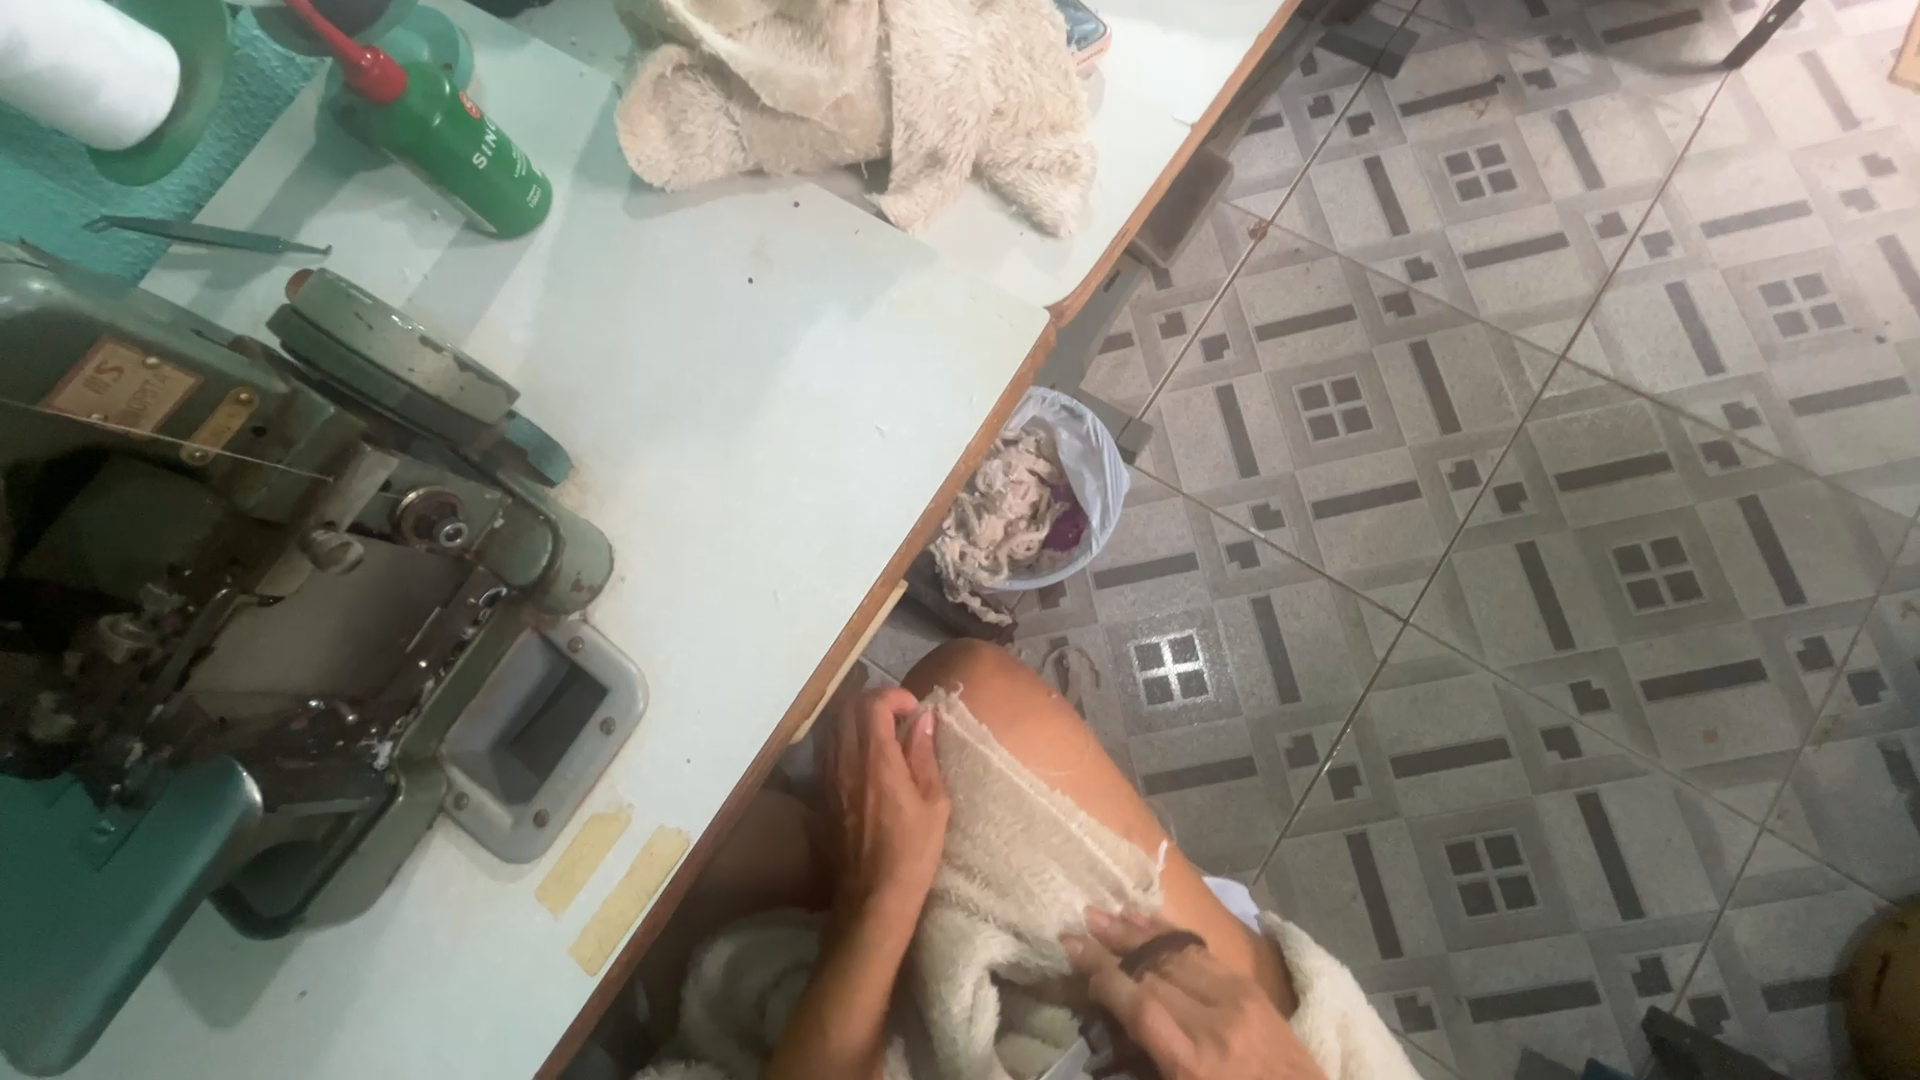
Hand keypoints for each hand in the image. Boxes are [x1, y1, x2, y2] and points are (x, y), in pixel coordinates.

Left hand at [821, 688, 949, 924]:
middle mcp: (846, 761)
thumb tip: (925, 718)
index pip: (873, 704)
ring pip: (834, 724)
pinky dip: (845, 736)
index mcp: (877, 760)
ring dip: (858, 717)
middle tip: (900, 715)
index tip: (915, 710)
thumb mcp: (934, 802)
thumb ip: (925, 754)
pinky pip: (828, 746)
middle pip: (849, 707)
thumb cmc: (913, 851)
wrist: (873, 895)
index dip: (895, 696)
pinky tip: (865, 753)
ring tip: (883, 730)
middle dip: (876, 701)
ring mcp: (829, 775)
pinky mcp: (823, 790)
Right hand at [1062, 909, 1327, 1079]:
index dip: (1102, 974)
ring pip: (1173, 953)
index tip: (1072, 950)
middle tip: (1078, 923)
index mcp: (1192, 1062)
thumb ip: (1148, 1061)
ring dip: (1135, 930)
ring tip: (1102, 912)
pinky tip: (1147, 919)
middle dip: (1111, 945)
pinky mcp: (1251, 988)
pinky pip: (1201, 951)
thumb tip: (1114, 1023)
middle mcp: (1213, 1022)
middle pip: (1152, 971)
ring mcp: (1236, 999)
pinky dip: (1169, 933)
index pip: (1137, 1003)